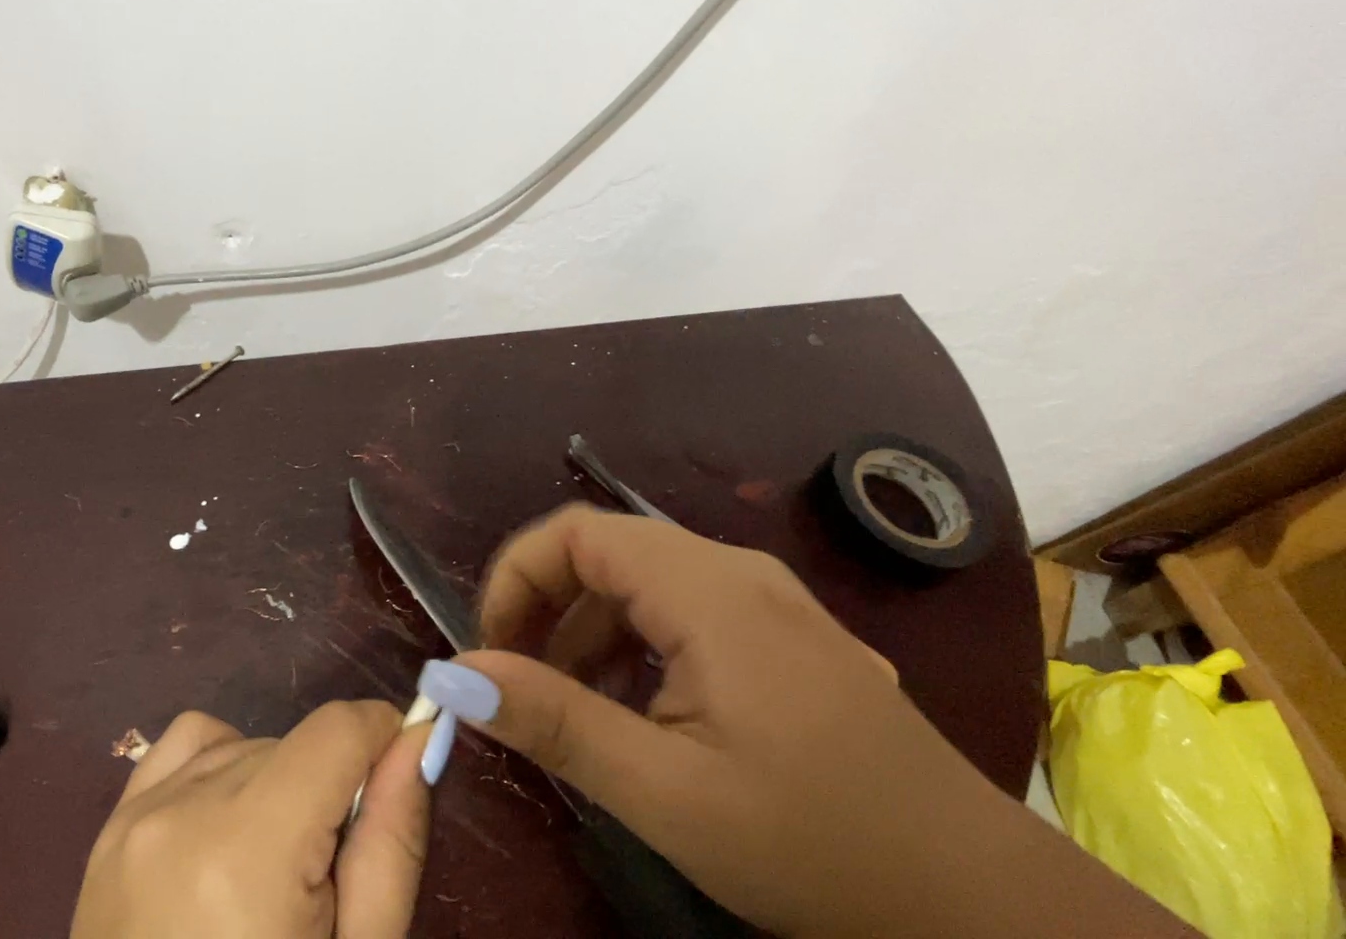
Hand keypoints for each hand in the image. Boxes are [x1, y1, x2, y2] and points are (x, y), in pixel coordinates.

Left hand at [71, 701, 432, 938]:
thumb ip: (392, 843)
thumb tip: (415, 739)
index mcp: (248, 849)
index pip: (338, 727)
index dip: (384, 740)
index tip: (394, 792)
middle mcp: (184, 810)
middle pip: (296, 743)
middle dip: (334, 786)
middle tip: (328, 879)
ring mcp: (137, 815)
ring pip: (249, 745)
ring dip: (283, 782)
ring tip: (276, 870)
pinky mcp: (111, 828)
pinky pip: (190, 747)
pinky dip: (227, 765)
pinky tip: (231, 827)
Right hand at [455, 505, 1194, 938]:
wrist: (972, 895)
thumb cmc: (811, 840)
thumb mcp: (664, 791)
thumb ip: (554, 722)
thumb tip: (454, 675)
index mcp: (708, 589)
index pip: (577, 533)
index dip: (516, 576)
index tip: (488, 652)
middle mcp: (739, 573)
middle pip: (610, 552)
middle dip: (546, 608)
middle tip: (517, 684)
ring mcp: (771, 602)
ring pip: (648, 584)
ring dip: (591, 634)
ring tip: (573, 710)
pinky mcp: (788, 636)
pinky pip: (689, 613)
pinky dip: (640, 647)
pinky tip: (644, 715)